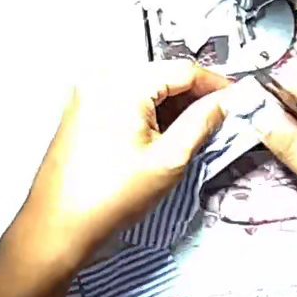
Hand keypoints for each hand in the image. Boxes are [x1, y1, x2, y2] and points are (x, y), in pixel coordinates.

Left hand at [5, 60, 227, 278]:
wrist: (59, 227)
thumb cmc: (105, 199)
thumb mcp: (170, 159)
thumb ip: (203, 122)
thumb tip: (225, 102)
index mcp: (122, 84)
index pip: (183, 69)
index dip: (216, 84)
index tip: (237, 98)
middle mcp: (101, 81)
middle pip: (164, 76)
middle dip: (196, 97)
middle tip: (222, 119)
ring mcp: (89, 96)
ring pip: (147, 90)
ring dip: (175, 108)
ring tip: (194, 136)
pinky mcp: (84, 113)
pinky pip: (128, 102)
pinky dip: (152, 115)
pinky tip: (166, 139)